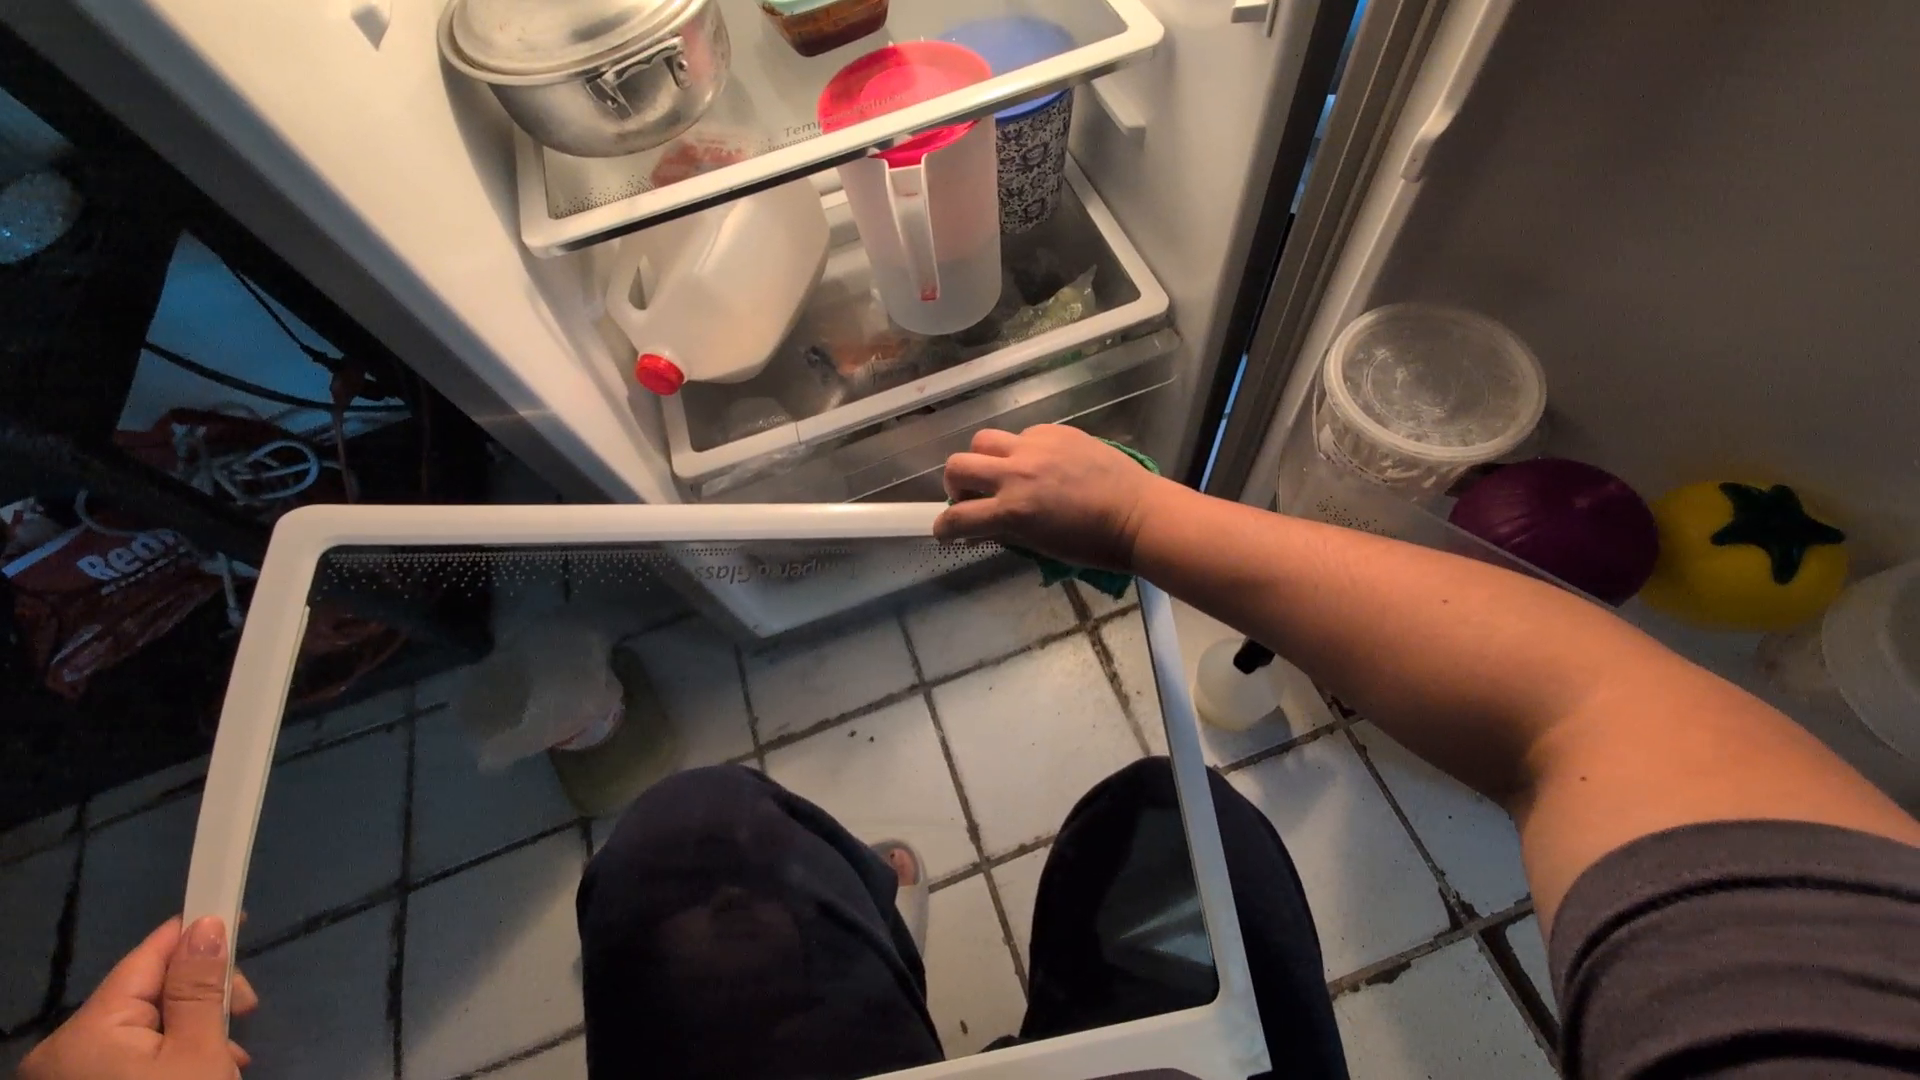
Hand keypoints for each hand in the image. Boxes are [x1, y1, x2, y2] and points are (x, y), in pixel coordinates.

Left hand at [20, 917, 258, 1079]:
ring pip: (143, 1022)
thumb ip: (200, 985)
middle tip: (248, 1009)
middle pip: (146, 989)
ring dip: (195, 1023)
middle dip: (204, 990)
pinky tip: (204, 1068)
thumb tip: (206, 924)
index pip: (148, 956)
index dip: (195, 932)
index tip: (240, 919)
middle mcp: (60, 1051)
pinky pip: (128, 1052)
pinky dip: (171, 1050)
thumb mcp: (200, 1049)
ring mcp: (64, 1077)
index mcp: (85, 1031)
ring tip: (229, 1052)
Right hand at [934, 426, 1171, 571]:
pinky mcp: (1055, 431)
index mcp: (1013, 511)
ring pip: (984, 440)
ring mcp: (1035, 447)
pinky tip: (1041, 463)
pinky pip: (1022, 434)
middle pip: (958, 465)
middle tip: (970, 495)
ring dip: (982, 458)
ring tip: (1000, 471)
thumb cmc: (1093, 544)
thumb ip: (1007, 530)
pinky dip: (1020, 450)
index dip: (944, 527)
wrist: (1138, 515)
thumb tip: (985, 524)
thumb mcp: (1041, 547)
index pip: (958, 517)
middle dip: (954, 484)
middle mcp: (1016, 474)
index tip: (944, 529)